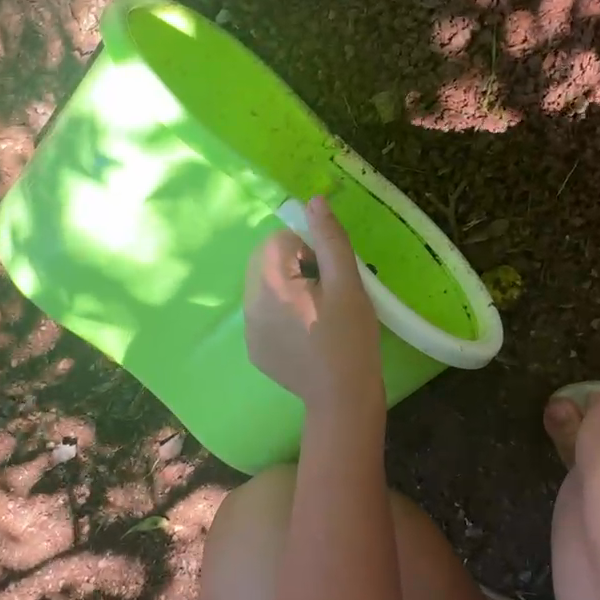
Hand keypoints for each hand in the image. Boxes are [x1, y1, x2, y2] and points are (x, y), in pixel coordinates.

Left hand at [244, 196, 382, 410]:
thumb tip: (314, 201)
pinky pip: (264, 312)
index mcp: (270, 284)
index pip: (279, 240)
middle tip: (326, 289)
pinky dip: (283, 311)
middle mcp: (250, 304)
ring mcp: (249, 329)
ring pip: (265, 285)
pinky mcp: (255, 349)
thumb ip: (330, 239)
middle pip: (266, 260)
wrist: (343, 398)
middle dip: (295, 263)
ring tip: (319, 311)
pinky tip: (308, 333)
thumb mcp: (347, 283)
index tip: (329, 273)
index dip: (308, 248)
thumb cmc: (350, 337)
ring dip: (289, 285)